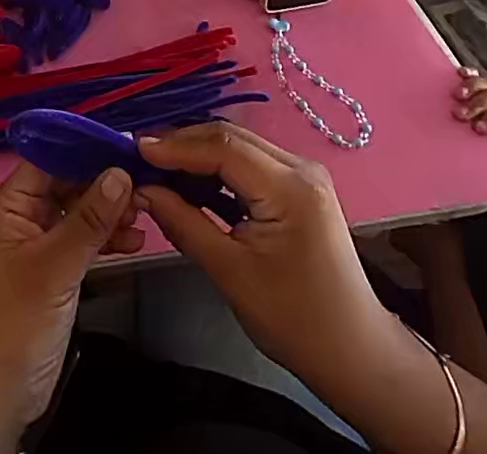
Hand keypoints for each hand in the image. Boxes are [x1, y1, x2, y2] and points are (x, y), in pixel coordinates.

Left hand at [0, 163, 141, 453]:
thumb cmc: (10, 326)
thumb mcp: (53, 268)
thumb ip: (89, 219)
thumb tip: (121, 172)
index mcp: (9, 205)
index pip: (50, 159)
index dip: (87, 149)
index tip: (128, 147)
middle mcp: (23, 217)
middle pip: (69, 183)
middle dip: (106, 184)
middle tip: (146, 185)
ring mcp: (38, 245)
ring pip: (80, 212)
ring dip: (111, 213)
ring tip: (145, 215)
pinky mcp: (53, 271)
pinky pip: (84, 241)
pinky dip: (107, 239)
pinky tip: (134, 243)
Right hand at [140, 123, 486, 453]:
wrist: (352, 348)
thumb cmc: (292, 318)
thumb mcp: (230, 273)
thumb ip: (185, 224)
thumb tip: (144, 190)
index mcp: (290, 186)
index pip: (223, 147)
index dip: (176, 145)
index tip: (135, 149)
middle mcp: (301, 167)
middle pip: (232, 138)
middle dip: (184, 143)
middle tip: (140, 156)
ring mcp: (304, 174)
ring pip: (241, 146)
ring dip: (200, 152)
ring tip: (158, 164)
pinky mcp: (300, 186)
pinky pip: (252, 163)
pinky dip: (219, 167)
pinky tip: (192, 179)